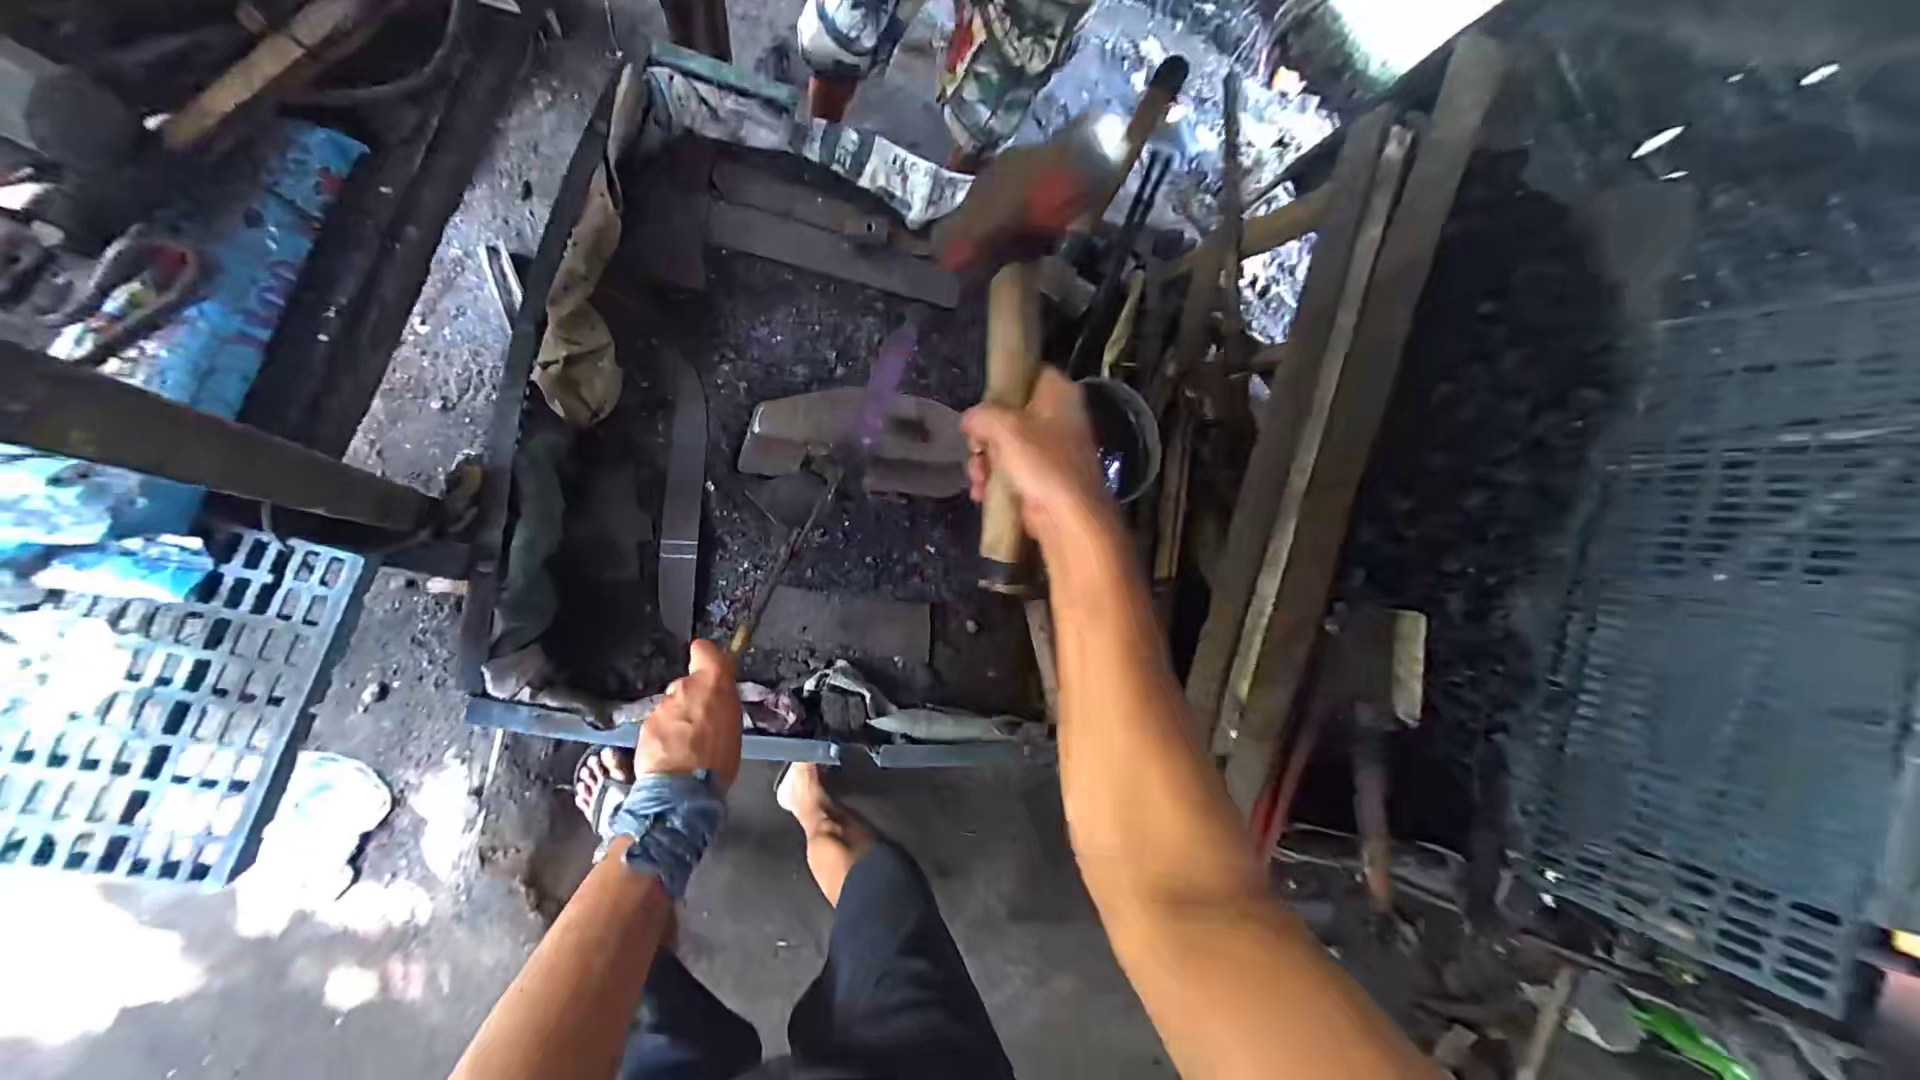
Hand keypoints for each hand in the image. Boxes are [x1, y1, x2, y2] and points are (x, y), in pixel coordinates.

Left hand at [634, 640, 741, 792]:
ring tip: (687, 743)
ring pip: (672, 704)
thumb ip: (723, 701)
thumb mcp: (735, 724)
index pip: (704, 649)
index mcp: (714, 682)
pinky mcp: (646, 724)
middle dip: (693, 698)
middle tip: (702, 722)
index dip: (706, 657)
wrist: (683, 790)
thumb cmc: (717, 759)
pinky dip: (664, 733)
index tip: (710, 669)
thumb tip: (719, 695)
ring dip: (678, 718)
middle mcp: (685, 687)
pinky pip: (658, 722)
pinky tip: (672, 752)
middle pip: (688, 682)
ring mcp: (663, 705)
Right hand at [961, 366, 1117, 547]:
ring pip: (1006, 445)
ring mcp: (1052, 450)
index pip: (1030, 372)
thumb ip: (981, 416)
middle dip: (985, 435)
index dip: (1003, 384)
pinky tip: (982, 494)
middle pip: (1011, 413)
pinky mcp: (1043, 478)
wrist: (1069, 518)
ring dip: (985, 463)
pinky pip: (1012, 471)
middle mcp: (1058, 418)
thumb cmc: (1042, 464)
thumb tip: (970, 420)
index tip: (981, 403)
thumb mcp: (1005, 429)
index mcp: (1059, 394)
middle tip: (976, 449)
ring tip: (978, 479)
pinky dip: (995, 481)